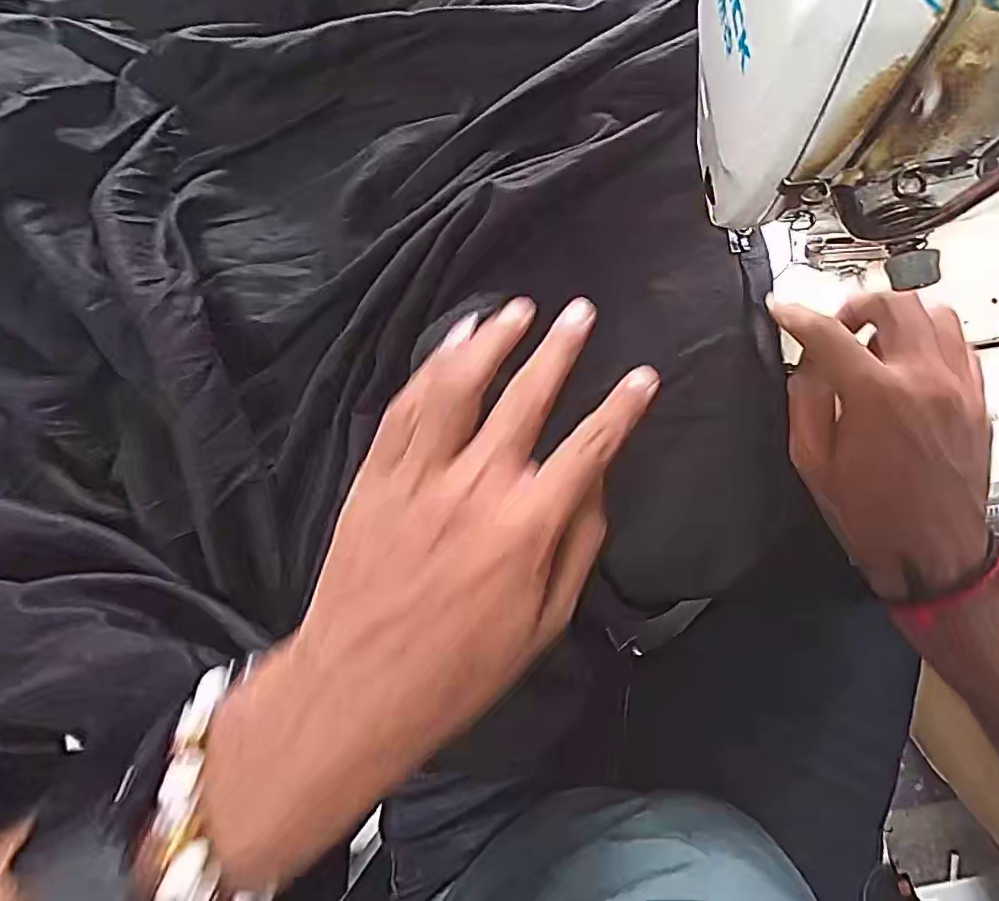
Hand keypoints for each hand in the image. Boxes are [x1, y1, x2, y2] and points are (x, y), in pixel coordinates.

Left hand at [199, 297, 658, 886]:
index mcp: (526, 525)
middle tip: (580, 313)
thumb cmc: (462, 667)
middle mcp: (476, 485)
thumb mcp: (544, 622)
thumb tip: (595, 483)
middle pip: (526, 398)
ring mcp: (421, 474)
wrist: (355, 688)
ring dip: (492, 341)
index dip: (623, 408)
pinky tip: (452, 341)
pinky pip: (406, 407)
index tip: (644, 377)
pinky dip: (431, 367)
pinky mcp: (377, 475)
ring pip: (460, 387)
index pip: (589, 448)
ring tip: (517, 309)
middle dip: (559, 349)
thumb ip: (579, 544)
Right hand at [769, 292, 991, 601]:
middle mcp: (923, 382)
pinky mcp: (977, 401)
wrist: (933, 554)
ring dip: (898, 315)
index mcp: (876, 396)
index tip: (785, 312)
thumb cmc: (879, 518)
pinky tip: (912, 359)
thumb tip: (808, 366)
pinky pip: (961, 344)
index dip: (797, 316)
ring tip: (876, 337)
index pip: (828, 332)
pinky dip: (931, 338)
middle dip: (854, 304)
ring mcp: (957, 388)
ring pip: (934, 312)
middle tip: (837, 324)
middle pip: (892, 303)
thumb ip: (805, 400)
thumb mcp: (814, 463)